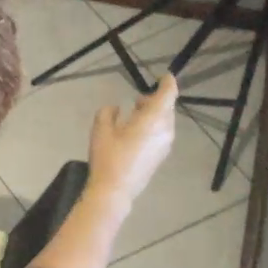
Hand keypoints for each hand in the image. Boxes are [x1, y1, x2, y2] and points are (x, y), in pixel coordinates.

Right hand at [88, 74, 178, 201]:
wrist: (115, 190)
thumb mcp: (100, 131)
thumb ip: (107, 113)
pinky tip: (135, 136)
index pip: (168, 93)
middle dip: (154, 101)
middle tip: (138, 101)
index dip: (167, 82)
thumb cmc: (108, 158)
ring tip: (134, 119)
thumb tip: (115, 108)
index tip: (163, 76)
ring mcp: (165, 144)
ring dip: (152, 116)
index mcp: (154, 118)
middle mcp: (166, 128)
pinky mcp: (160, 156)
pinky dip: (151, 129)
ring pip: (163, 122)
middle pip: (166, 108)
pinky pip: (160, 135)